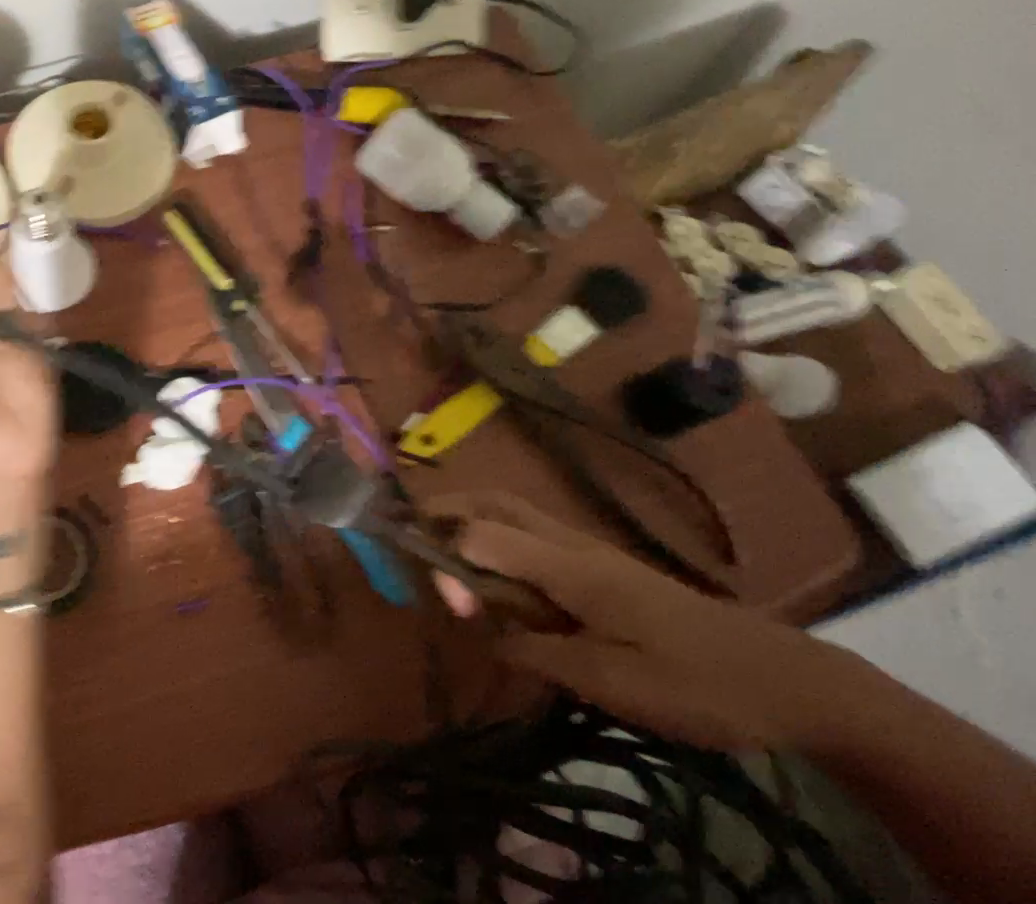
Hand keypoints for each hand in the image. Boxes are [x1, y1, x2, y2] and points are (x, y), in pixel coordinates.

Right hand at [427, 492, 878, 751]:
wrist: (789, 682)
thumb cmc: (696, 684)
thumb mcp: (609, 682)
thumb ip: (536, 650)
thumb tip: (483, 628)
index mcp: (573, 567)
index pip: (485, 536)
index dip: (449, 561)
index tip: (445, 603)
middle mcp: (575, 546)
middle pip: (495, 504)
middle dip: (443, 508)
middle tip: (401, 533)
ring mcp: (590, 554)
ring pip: (513, 514)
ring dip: (465, 520)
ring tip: (429, 549)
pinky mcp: (602, 571)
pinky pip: (532, 539)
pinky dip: (493, 540)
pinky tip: (487, 576)